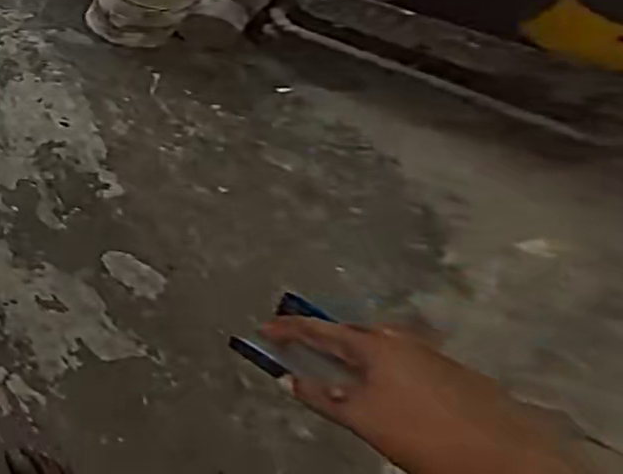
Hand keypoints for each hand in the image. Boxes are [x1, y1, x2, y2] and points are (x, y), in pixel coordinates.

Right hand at [260, 316, 580, 473]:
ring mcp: (439, 360)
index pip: (316, 328)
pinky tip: (401, 393)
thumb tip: (286, 378)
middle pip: (353, 335)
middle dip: (327, 340)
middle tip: (307, 348)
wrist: (524, 467)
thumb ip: (319, 396)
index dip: (285, 328)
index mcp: (371, 345)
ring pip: (387, 350)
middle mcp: (401, 343)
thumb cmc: (427, 435)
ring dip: (363, 356)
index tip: (263, 329)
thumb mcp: (362, 419)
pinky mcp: (470, 382)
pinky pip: (415, 366)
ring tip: (352, 372)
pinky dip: (394, 372)